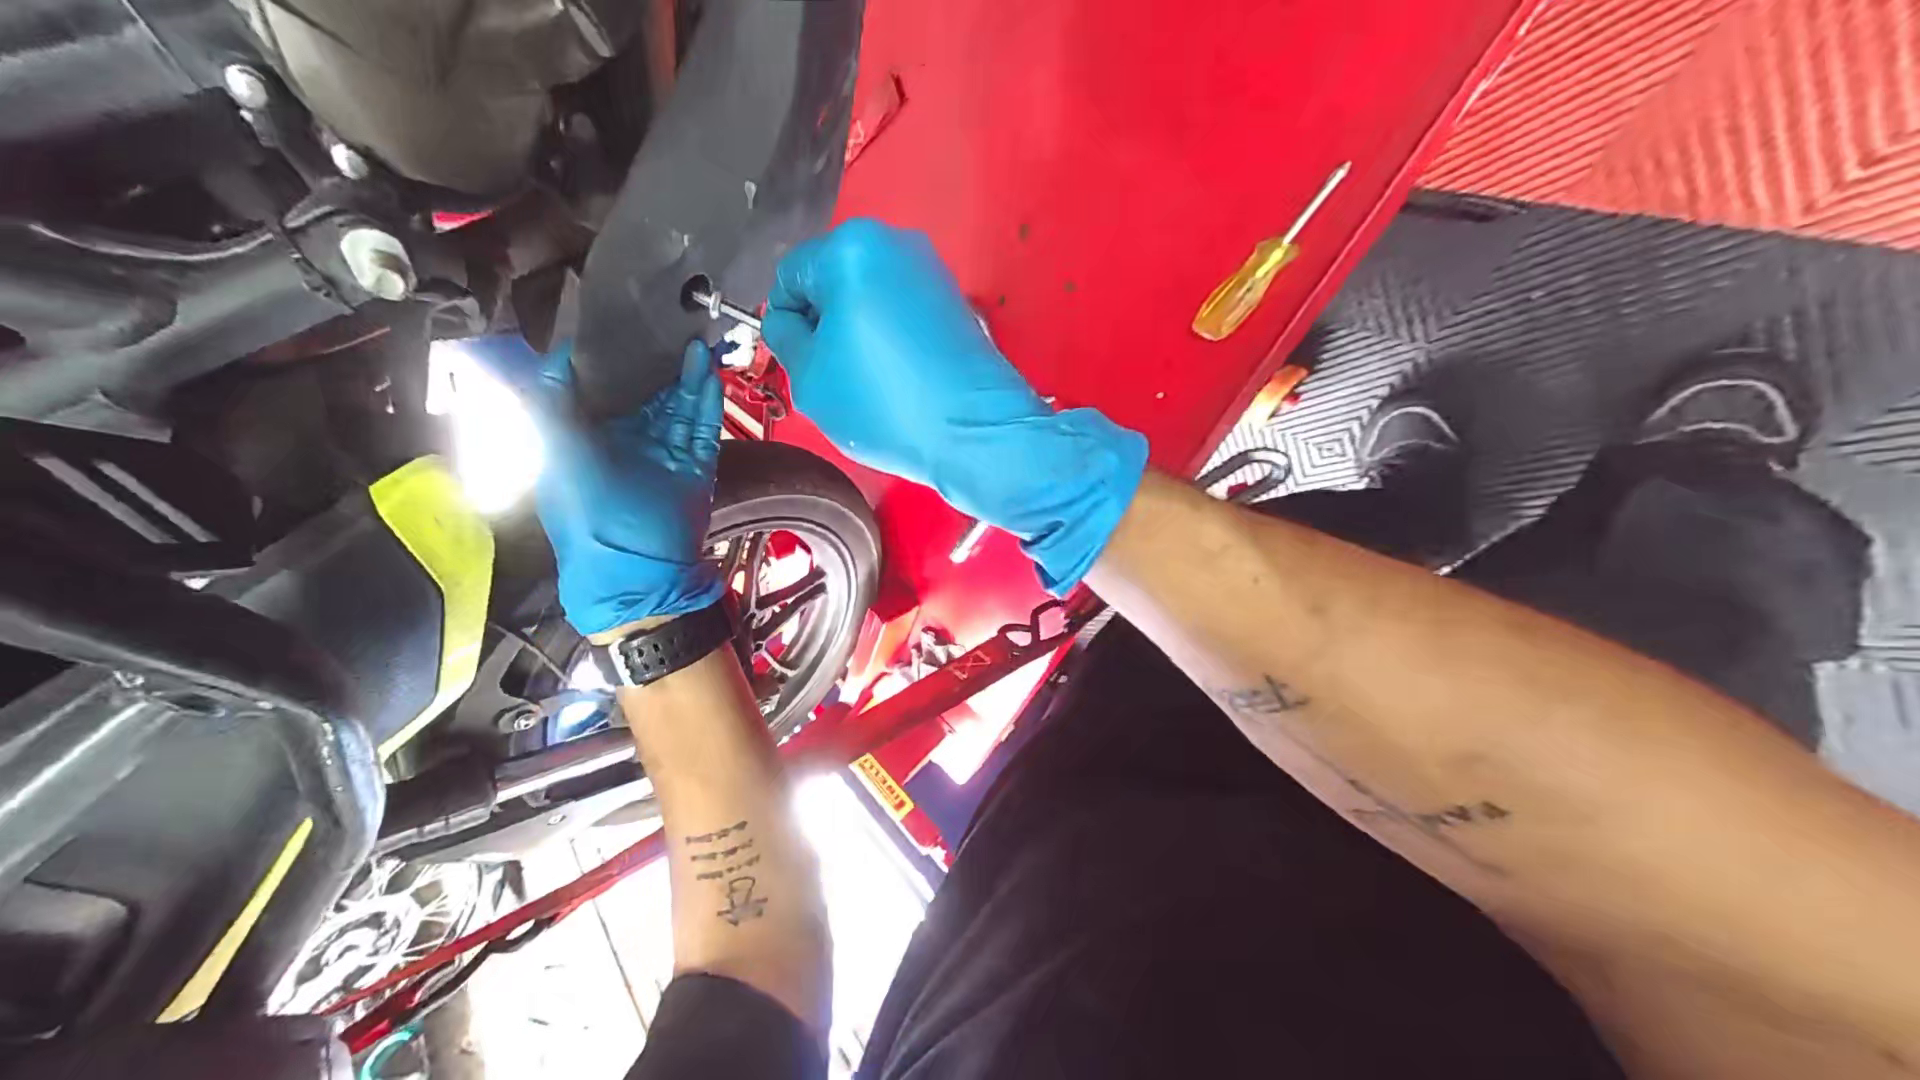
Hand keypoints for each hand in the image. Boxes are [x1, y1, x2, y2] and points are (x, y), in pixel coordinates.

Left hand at [468, 335, 725, 634]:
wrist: (634, 571)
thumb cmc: (585, 512)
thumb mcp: (554, 448)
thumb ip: (554, 399)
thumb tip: (561, 352)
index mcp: (591, 436)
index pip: (605, 388)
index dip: (615, 357)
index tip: (621, 323)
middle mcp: (630, 441)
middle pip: (649, 392)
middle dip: (659, 362)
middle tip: (670, 323)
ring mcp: (666, 453)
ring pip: (679, 405)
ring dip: (687, 375)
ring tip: (695, 340)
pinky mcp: (696, 466)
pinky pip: (703, 426)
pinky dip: (707, 400)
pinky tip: (709, 371)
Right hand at [762, 219, 1146, 591]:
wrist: (975, 434)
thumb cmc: (884, 404)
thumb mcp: (808, 375)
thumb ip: (783, 336)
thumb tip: (789, 321)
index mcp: (852, 247)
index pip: (789, 278)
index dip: (786, 325)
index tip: (804, 365)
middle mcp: (896, 243)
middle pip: (831, 284)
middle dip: (824, 328)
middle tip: (834, 378)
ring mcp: (932, 271)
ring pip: (866, 301)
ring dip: (856, 336)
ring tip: (870, 385)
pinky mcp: (955, 302)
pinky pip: (901, 314)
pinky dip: (889, 341)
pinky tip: (898, 381)